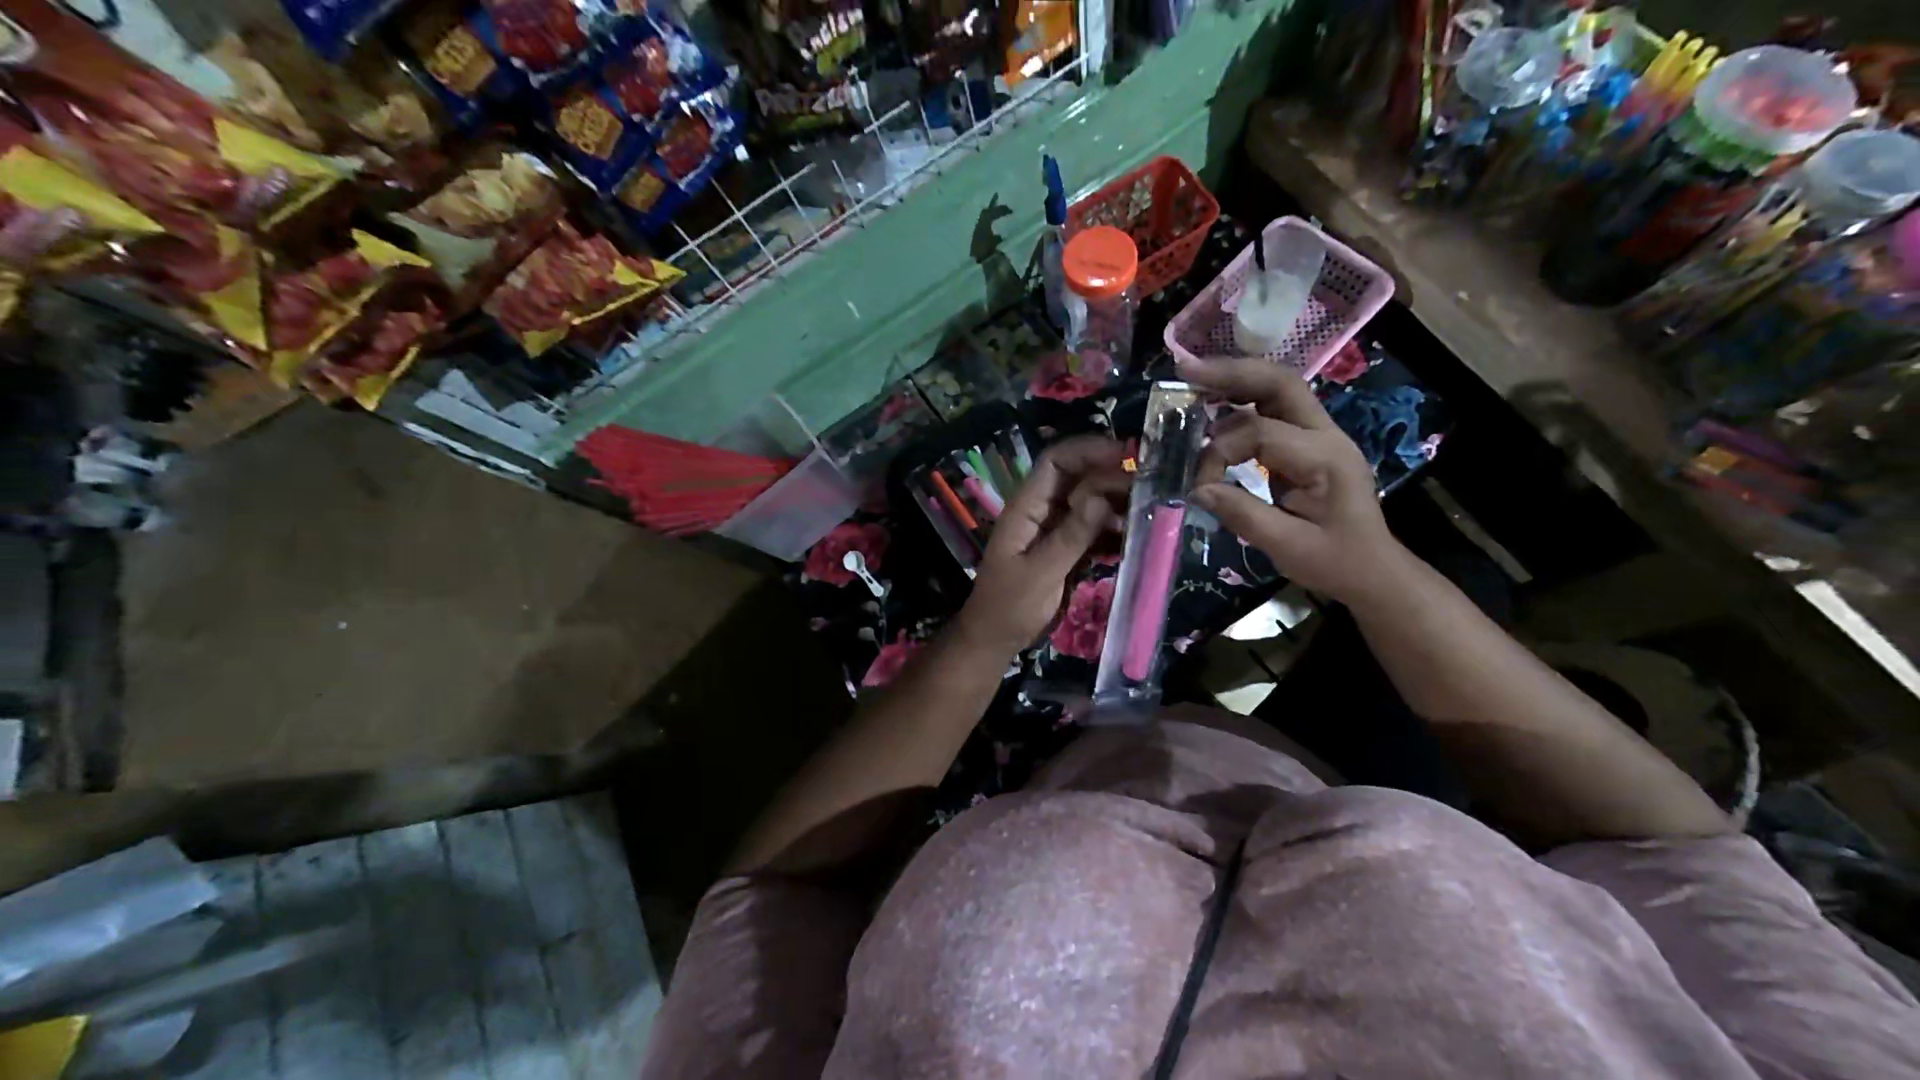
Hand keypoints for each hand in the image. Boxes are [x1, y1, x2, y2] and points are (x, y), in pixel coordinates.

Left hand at [955, 435, 1128, 652]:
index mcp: (1026, 507)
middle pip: (1079, 478)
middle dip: (1112, 476)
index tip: (1127, 454)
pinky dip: (1112, 528)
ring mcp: (1055, 529)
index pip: (1056, 462)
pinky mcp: (1066, 548)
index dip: (1089, 450)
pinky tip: (1135, 534)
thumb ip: (1070, 536)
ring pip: (1090, 502)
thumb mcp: (1041, 573)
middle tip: (1149, 487)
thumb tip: (1100, 497)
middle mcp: (1042, 510)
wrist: (996, 638)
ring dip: (1117, 503)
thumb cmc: (1009, 606)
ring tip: (1149, 510)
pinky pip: (1093, 528)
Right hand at [1180, 356, 1410, 605]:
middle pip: (1280, 383)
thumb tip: (1196, 489)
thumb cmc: (1335, 562)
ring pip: (1277, 388)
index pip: (1260, 434)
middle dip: (1232, 373)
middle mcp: (1325, 435)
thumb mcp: (1288, 547)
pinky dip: (1241, 402)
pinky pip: (1273, 409)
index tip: (1198, 485)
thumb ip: (1242, 514)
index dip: (1219, 454)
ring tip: (1194, 380)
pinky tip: (1213, 405)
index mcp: (1325, 458)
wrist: (1372, 570)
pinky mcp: (1307, 443)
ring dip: (1235, 380)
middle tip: (1187, 370)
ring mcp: (1320, 435)